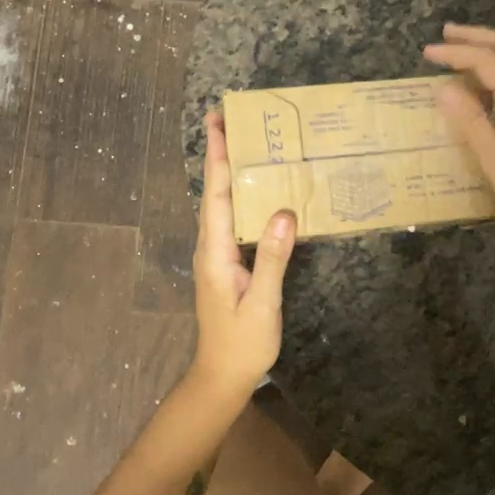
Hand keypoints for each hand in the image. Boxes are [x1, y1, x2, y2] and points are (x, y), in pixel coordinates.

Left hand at [191, 111, 296, 397]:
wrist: (221, 376)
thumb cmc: (242, 344)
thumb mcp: (262, 303)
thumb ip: (272, 259)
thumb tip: (284, 212)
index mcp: (215, 252)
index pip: (216, 195)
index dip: (217, 157)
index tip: (217, 122)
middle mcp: (210, 247)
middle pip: (214, 192)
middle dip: (220, 154)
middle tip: (228, 117)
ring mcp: (215, 256)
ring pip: (221, 204)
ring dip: (227, 172)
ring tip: (241, 142)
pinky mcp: (225, 264)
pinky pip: (231, 220)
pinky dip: (238, 196)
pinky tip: (254, 191)